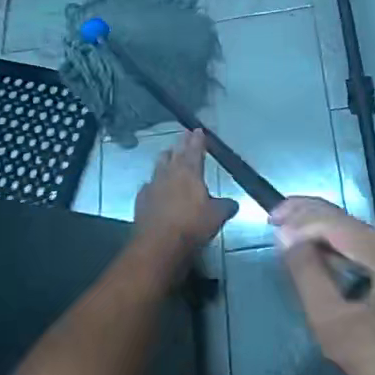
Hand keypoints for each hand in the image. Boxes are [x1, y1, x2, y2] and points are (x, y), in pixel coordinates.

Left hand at [134, 130, 236, 256]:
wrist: (158, 244)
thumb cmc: (192, 225)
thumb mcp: (217, 216)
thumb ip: (225, 206)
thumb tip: (233, 203)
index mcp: (189, 171)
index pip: (195, 149)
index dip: (198, 139)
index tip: (198, 130)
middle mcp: (169, 173)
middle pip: (175, 152)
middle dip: (181, 144)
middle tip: (185, 136)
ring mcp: (152, 185)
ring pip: (159, 164)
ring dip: (165, 158)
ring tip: (169, 155)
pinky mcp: (141, 199)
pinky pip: (148, 185)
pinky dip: (154, 182)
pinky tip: (154, 186)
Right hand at [270, 198, 374, 374]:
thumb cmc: (357, 340)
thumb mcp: (325, 310)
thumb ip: (305, 268)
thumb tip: (284, 234)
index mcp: (365, 245)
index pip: (323, 217)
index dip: (295, 219)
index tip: (270, 228)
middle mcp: (371, 237)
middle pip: (329, 212)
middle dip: (298, 211)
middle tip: (270, 218)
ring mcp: (370, 248)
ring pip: (332, 220)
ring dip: (305, 219)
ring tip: (279, 226)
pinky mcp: (365, 260)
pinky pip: (335, 235)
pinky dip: (314, 232)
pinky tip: (298, 243)